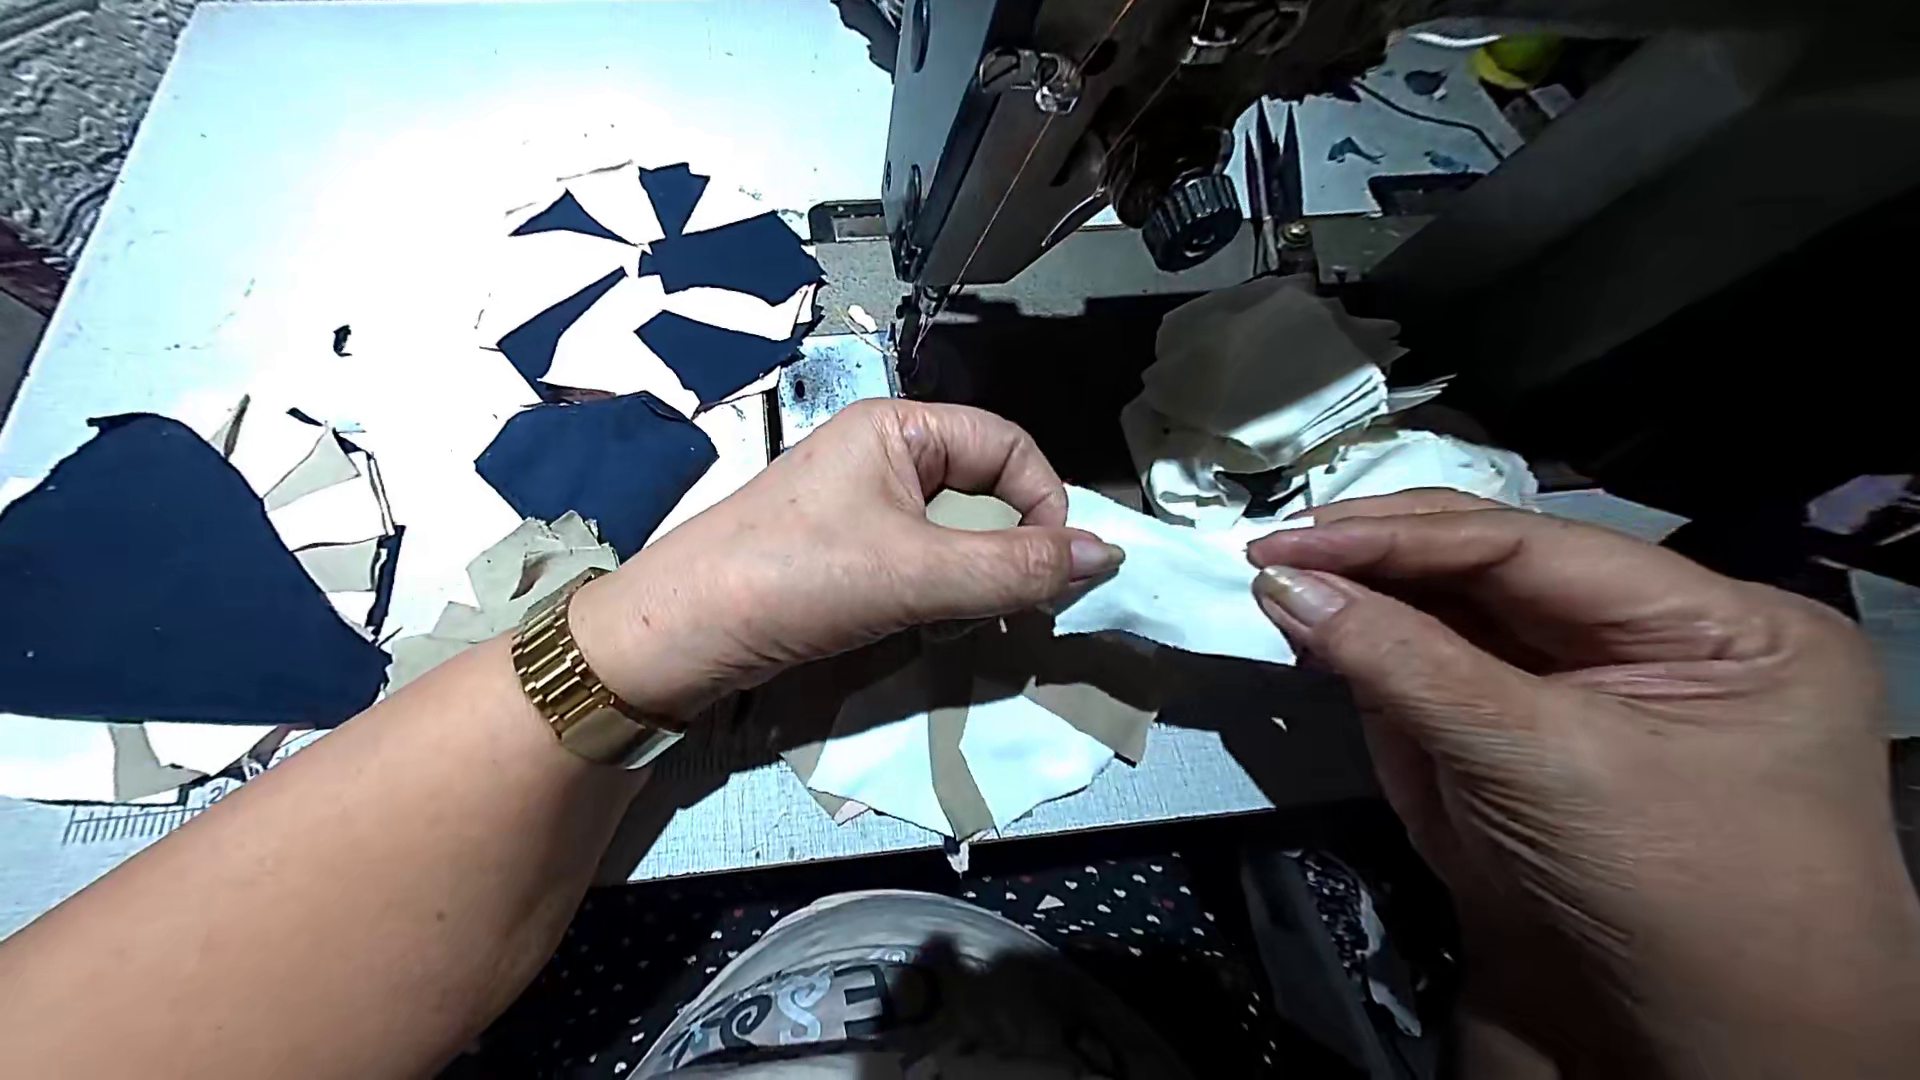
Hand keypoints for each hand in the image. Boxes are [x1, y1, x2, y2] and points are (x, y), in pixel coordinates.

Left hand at [568, 400, 1121, 717]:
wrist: (679, 634)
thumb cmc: (795, 579)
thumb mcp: (916, 573)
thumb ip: (1015, 567)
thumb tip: (1108, 555)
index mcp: (899, 426)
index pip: (1008, 444)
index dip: (1044, 499)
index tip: (1057, 564)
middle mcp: (884, 452)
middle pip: (984, 484)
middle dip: (1012, 540)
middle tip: (1021, 596)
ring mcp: (865, 500)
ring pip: (956, 525)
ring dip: (979, 568)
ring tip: (975, 610)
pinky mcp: (850, 544)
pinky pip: (924, 553)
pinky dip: (946, 584)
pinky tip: (935, 615)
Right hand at [1245, 490, 1919, 1076]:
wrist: (1650, 1034)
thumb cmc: (1651, 893)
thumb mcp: (1532, 761)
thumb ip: (1397, 658)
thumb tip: (1279, 584)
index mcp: (1703, 619)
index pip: (1520, 544)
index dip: (1396, 536)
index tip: (1294, 541)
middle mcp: (1623, 621)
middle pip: (1473, 554)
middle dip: (1369, 547)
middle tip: (1275, 547)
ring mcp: (1546, 660)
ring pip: (1431, 593)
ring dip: (1351, 584)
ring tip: (1277, 576)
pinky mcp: (1480, 699)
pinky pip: (1406, 644)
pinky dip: (1350, 629)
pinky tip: (1308, 616)